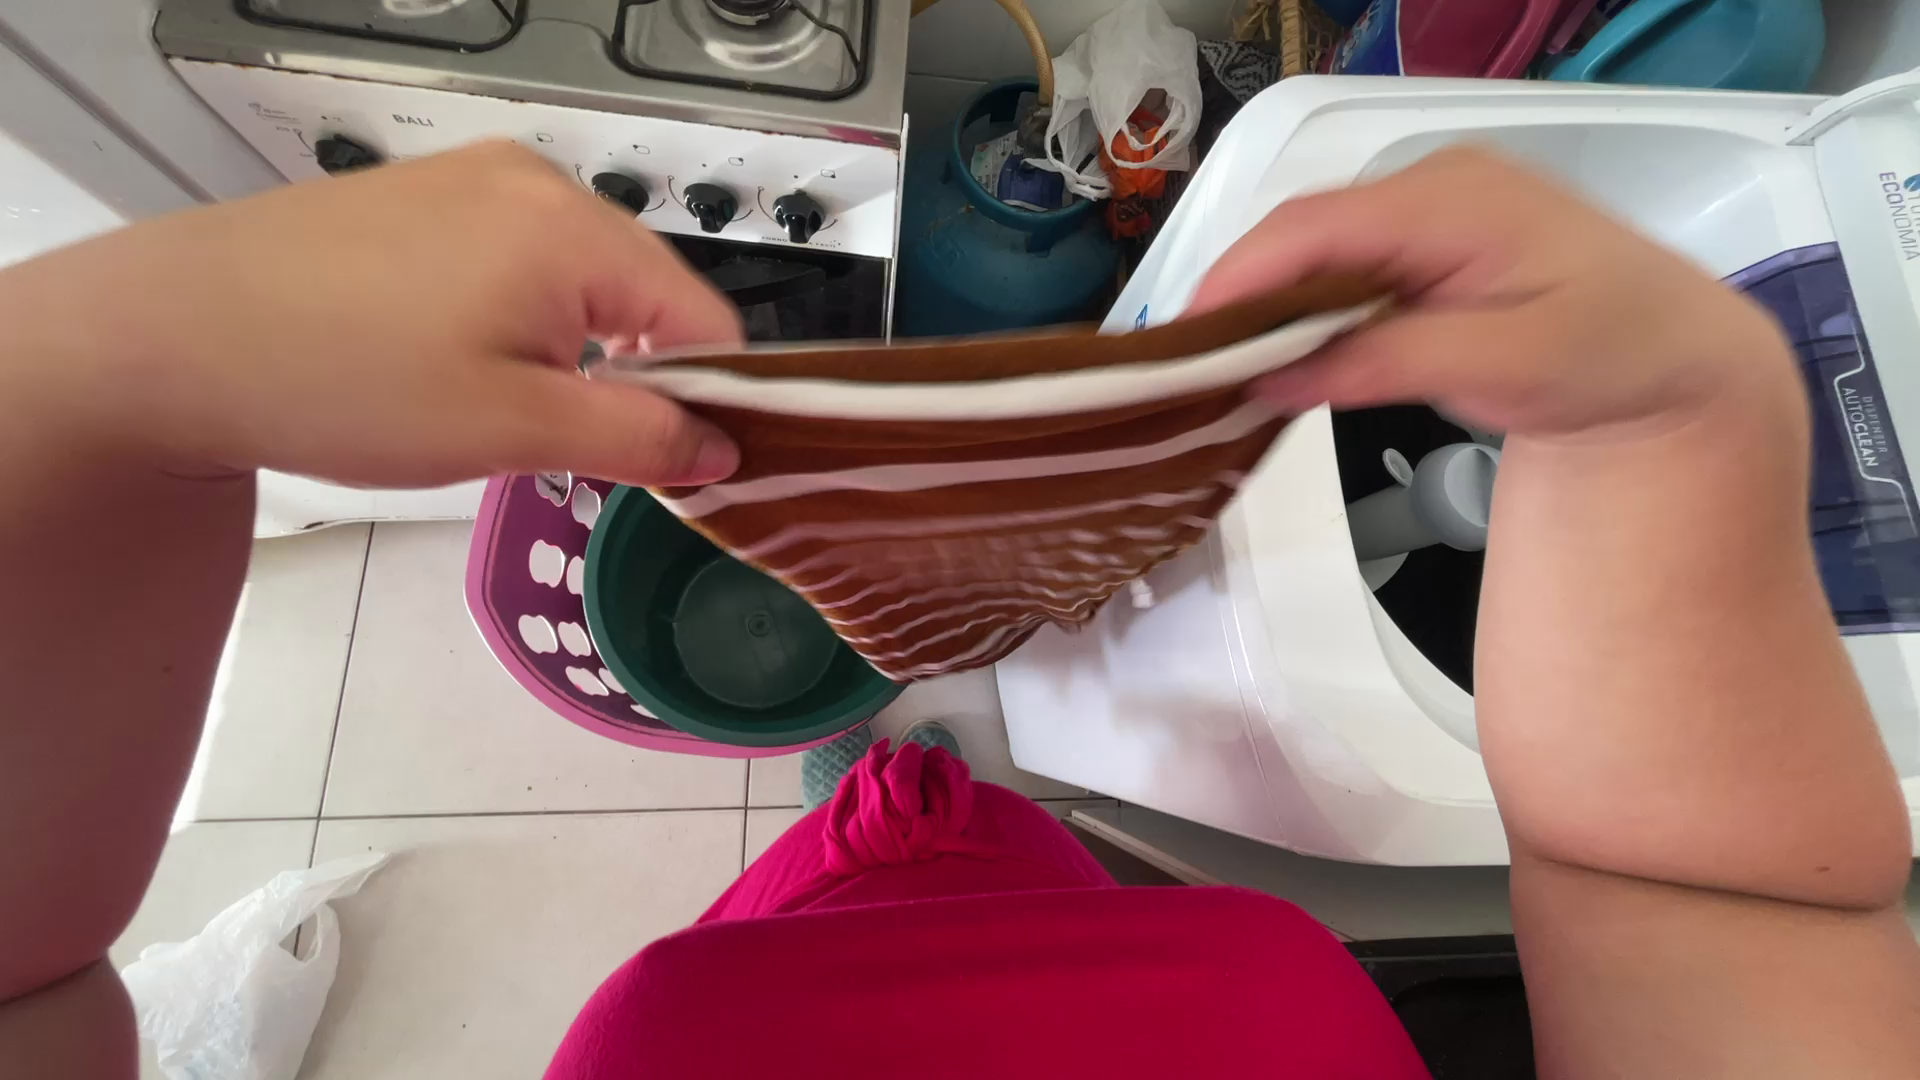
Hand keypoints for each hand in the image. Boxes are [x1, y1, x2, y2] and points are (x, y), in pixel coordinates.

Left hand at [0, 140, 742, 487]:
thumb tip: (725, 450)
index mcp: (573, 230)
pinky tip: (499, 354)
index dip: (716, 396)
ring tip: (540, 400)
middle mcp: (543, 186)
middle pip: (659, 296)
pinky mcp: (447, 196)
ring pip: (605, 282)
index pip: (710, 320)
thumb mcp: (518, 428)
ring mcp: (489, 182)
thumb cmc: (348, 383)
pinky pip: (547, 263)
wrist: (158, 340)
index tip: (688, 457)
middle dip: (652, 375)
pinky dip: (553, 319)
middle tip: (601, 440)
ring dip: (601, 351)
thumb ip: (643, 439)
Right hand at [1188, 146, 1798, 440]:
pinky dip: (1283, 316)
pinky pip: (1320, 275)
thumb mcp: (1503, 363)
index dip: (1236, 281)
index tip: (1185, 341)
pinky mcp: (1402, 252)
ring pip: (1298, 256)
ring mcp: (1410, 220)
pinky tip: (1267, 353)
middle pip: (1292, 237)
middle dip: (1231, 299)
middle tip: (1189, 365)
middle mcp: (1422, 193)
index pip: (1312, 227)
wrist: (1662, 357)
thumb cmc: (1607, 352)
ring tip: (1214, 365)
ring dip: (1252, 310)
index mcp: (1451, 200)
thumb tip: (1272, 379)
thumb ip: (1385, 363)